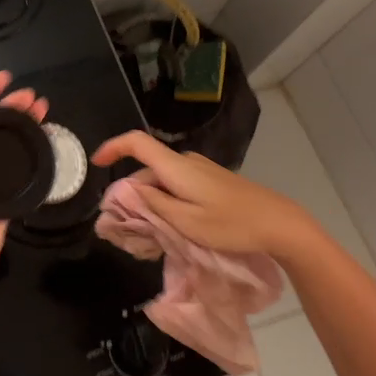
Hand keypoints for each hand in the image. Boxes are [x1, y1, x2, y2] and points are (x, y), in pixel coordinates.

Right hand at [90, 130, 320, 257]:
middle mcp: (187, 161)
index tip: (97, 163)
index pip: (137, 143)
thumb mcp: (187, 222)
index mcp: (176, 167)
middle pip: (148, 169)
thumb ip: (155, 204)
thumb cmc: (231, 225)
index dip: (113, 147)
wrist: (279, 223)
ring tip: (151, 232)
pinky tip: (174, 225)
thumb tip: (130, 189)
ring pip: (163, 180)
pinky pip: (179, 185)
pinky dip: (168, 201)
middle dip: (132, 193)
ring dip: (152, 201)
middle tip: (128, 226)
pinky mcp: (212, 180)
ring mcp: (201, 169)